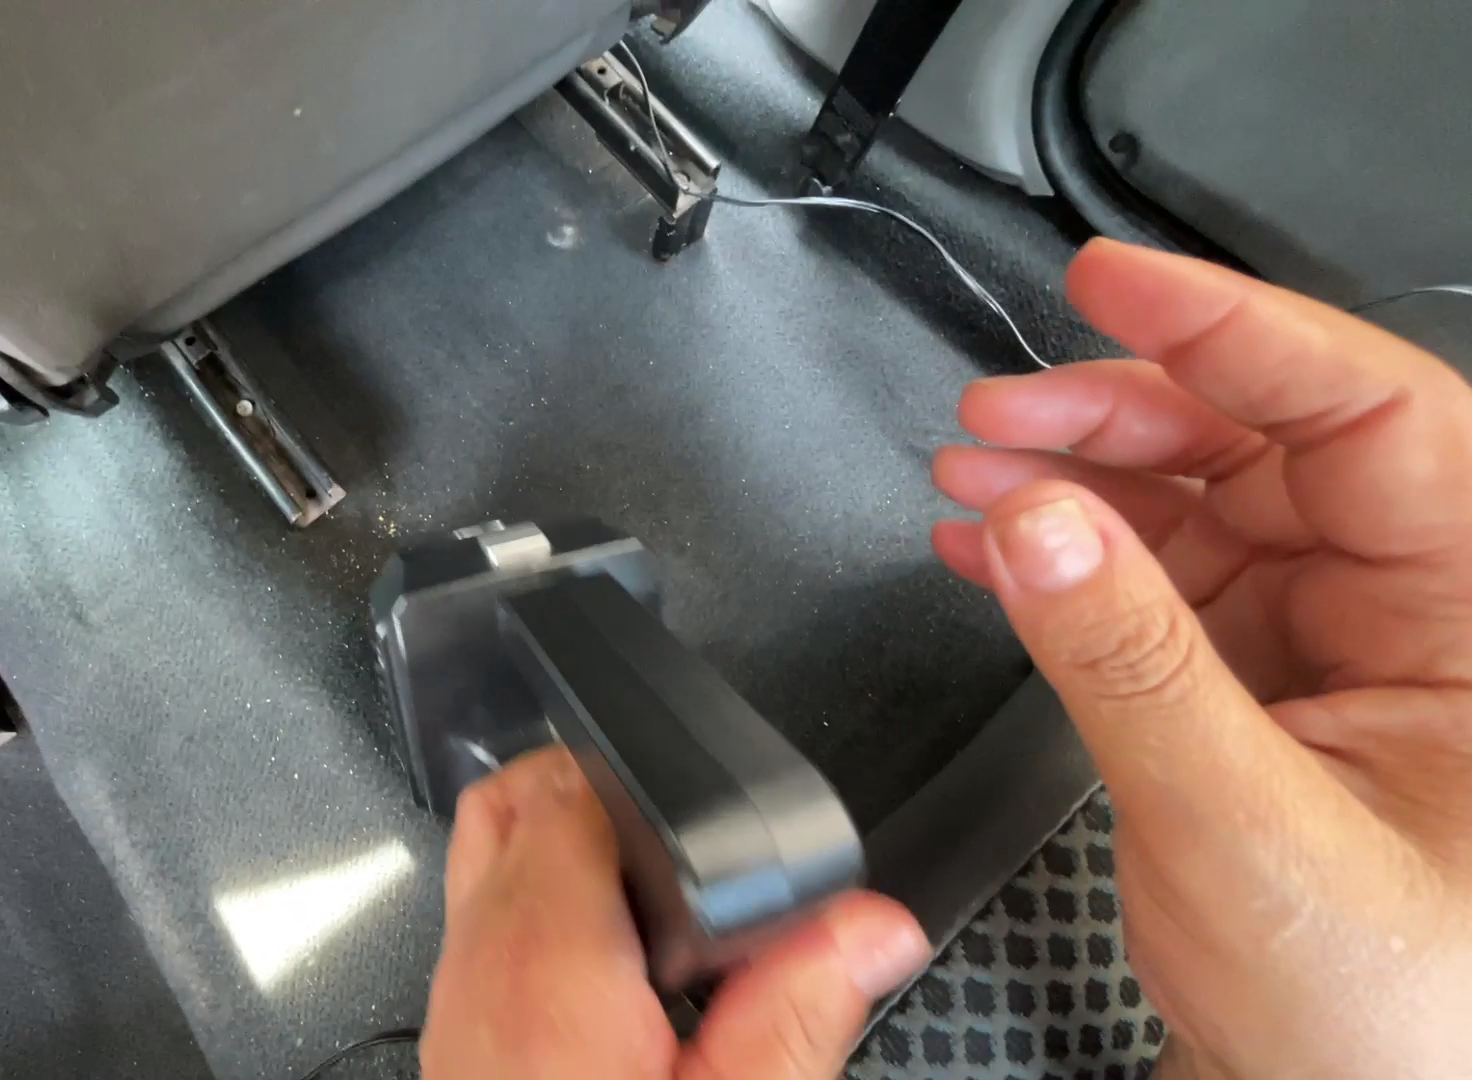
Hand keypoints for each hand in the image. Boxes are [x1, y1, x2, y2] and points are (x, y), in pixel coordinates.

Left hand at [421, 747, 928, 1079]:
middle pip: (511, 798)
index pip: (566, 790)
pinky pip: (477, 906)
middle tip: (650, 818)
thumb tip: (871, 925)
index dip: (625, 776)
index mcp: (554, 950)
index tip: (678, 804)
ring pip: (485, 844)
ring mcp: (456, 981)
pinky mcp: (452, 1018)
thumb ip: (799, 1006)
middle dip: (580, 785)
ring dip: (544, 827)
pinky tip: (582, 941)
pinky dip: (522, 884)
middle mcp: (486, 948)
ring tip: (622, 863)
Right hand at [932, 239, 1471, 1078]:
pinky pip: (1141, 581)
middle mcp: (1421, 612)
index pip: (1369, 415)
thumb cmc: (1392, 1026)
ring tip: (967, 470)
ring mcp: (1324, 643)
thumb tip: (1031, 520)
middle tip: (992, 411)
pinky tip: (985, 544)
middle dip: (1108, 415)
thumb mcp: (1239, 821)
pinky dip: (1054, 557)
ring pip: (1182, 509)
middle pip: (1252, 448)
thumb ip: (1124, 657)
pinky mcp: (1242, 675)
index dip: (1231, 329)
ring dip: (1063, 483)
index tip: (1111, 280)